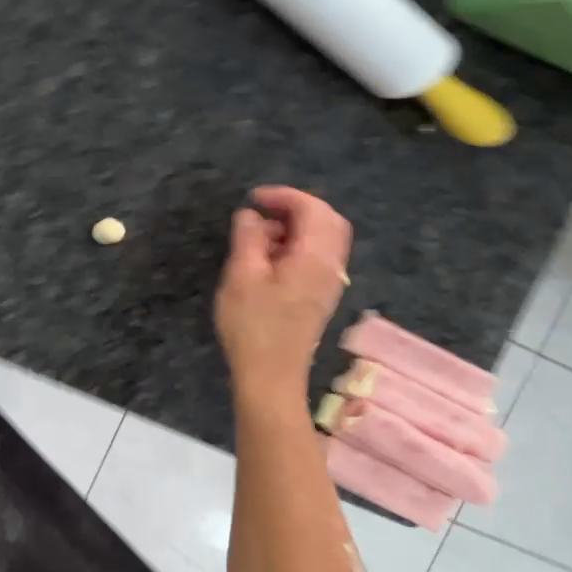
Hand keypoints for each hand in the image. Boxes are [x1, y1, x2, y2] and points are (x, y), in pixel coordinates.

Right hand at [214, 186, 351, 409]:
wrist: (269, 375)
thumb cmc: (252, 325)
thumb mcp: (241, 276)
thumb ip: (249, 238)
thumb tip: (252, 215)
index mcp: (315, 258)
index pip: (314, 210)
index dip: (285, 196)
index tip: (252, 198)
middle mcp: (331, 267)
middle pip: (328, 221)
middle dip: (296, 207)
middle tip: (260, 210)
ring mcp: (328, 283)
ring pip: (324, 239)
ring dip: (295, 227)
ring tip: (259, 235)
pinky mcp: (319, 296)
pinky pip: (317, 256)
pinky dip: (296, 245)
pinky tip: (269, 257)